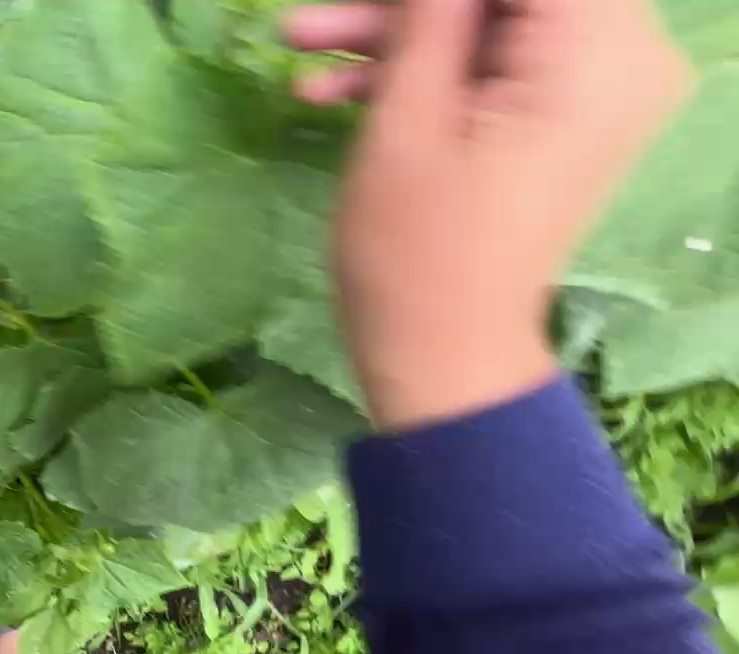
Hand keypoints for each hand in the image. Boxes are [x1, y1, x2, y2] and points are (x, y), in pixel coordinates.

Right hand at [284, 0, 694, 429]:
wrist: (438, 348)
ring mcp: (590, 92)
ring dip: (398, 40)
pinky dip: (424, 78)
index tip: (369, 0)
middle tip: (307, 23)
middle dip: (404, 7)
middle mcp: (622, 55)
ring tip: (303, 51)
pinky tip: (335, 93)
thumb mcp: (403, 131)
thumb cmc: (411, 252)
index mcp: (596, 52)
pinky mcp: (555, 123)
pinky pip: (492, 73)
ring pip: (491, 30)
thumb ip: (428, 26)